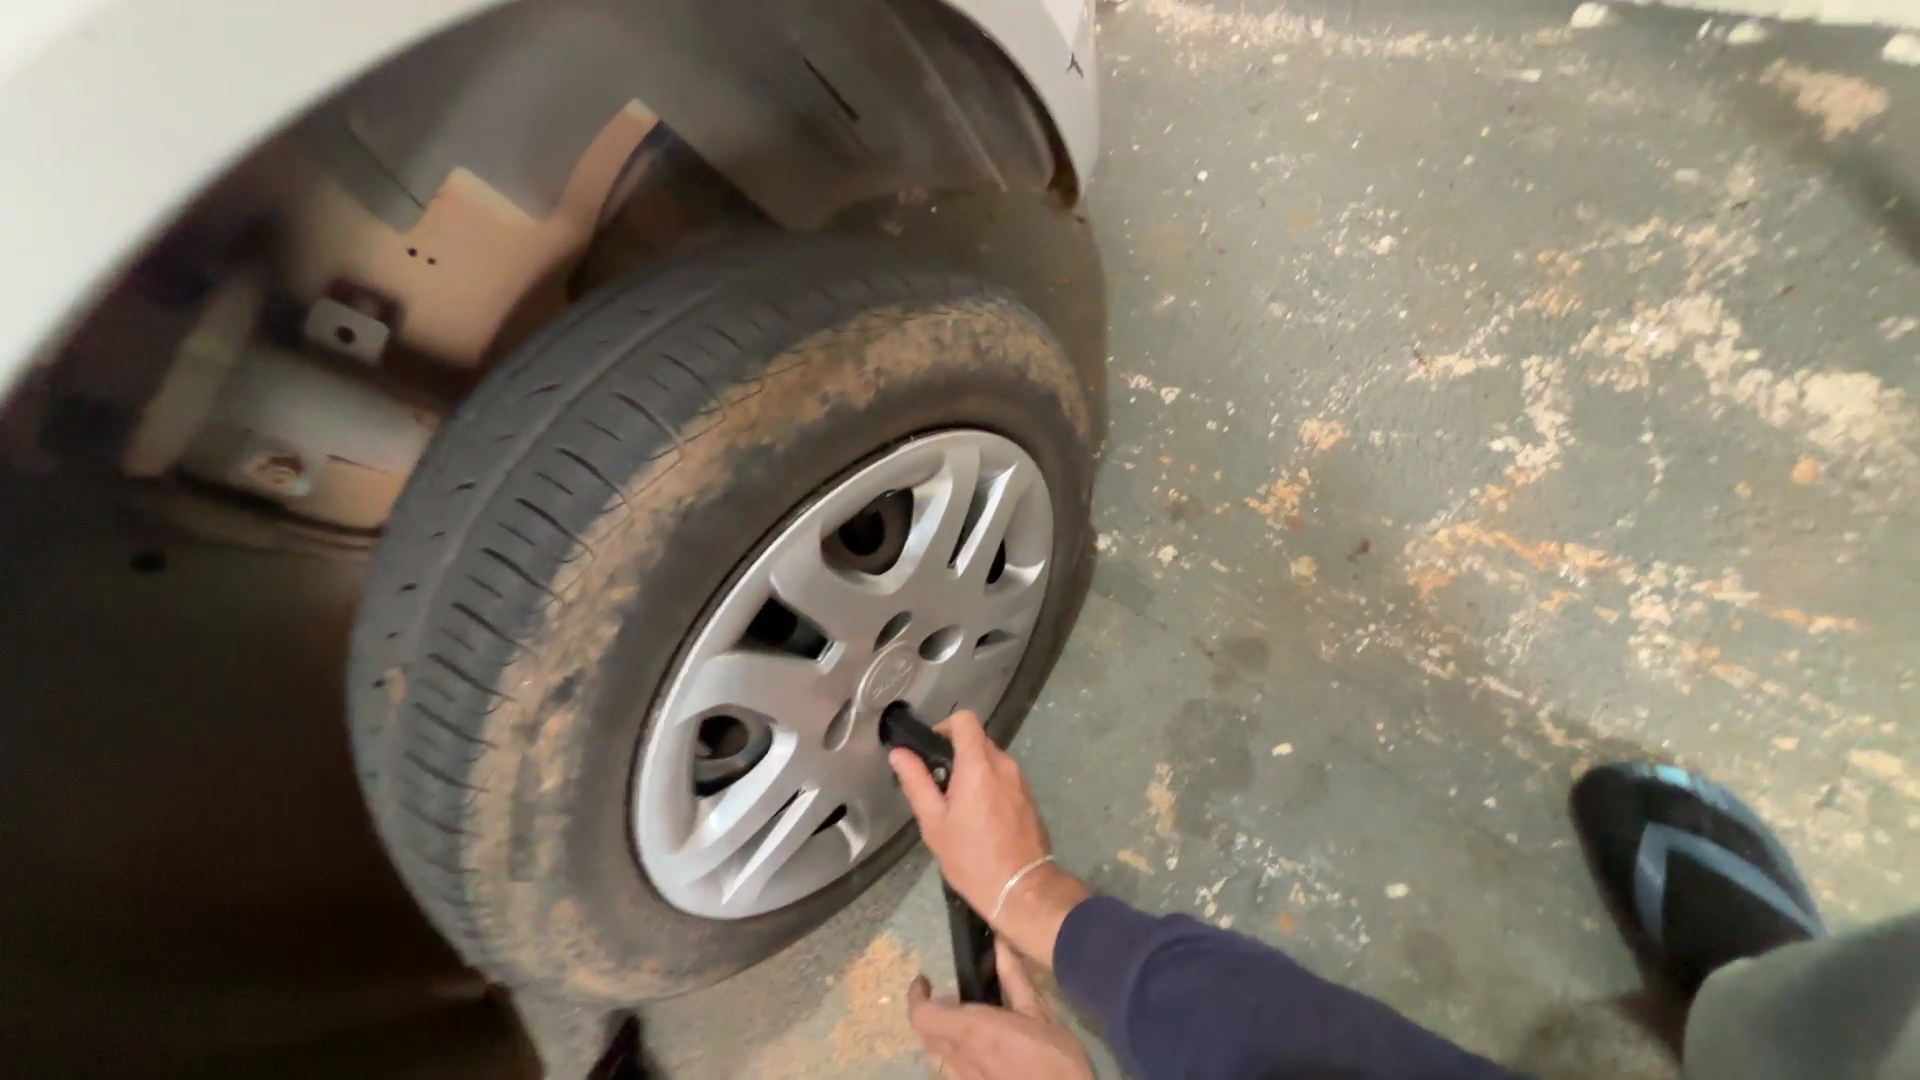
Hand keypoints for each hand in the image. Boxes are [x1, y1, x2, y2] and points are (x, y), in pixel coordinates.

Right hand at [888, 711, 1088, 962]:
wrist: (1022, 890)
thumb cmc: (972, 858)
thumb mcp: (934, 823)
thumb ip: (917, 782)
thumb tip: (900, 754)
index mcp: (978, 765)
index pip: (965, 720)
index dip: (946, 726)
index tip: (932, 749)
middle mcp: (1004, 765)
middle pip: (978, 741)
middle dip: (957, 755)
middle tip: (940, 786)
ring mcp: (1021, 781)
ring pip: (992, 761)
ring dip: (975, 773)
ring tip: (959, 808)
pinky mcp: (1030, 798)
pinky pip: (1005, 779)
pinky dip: (990, 787)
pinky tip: (981, 820)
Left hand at [908, 938, 1094, 1079]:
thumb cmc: (1056, 1062)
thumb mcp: (1040, 1015)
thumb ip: (1016, 980)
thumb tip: (1002, 944)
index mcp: (972, 1031)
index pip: (923, 1015)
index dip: (916, 996)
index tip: (924, 981)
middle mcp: (960, 1060)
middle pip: (926, 1037)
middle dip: (933, 1015)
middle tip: (953, 1001)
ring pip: (936, 1061)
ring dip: (942, 1042)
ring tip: (964, 1030)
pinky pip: (951, 1077)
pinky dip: (955, 1063)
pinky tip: (980, 1059)